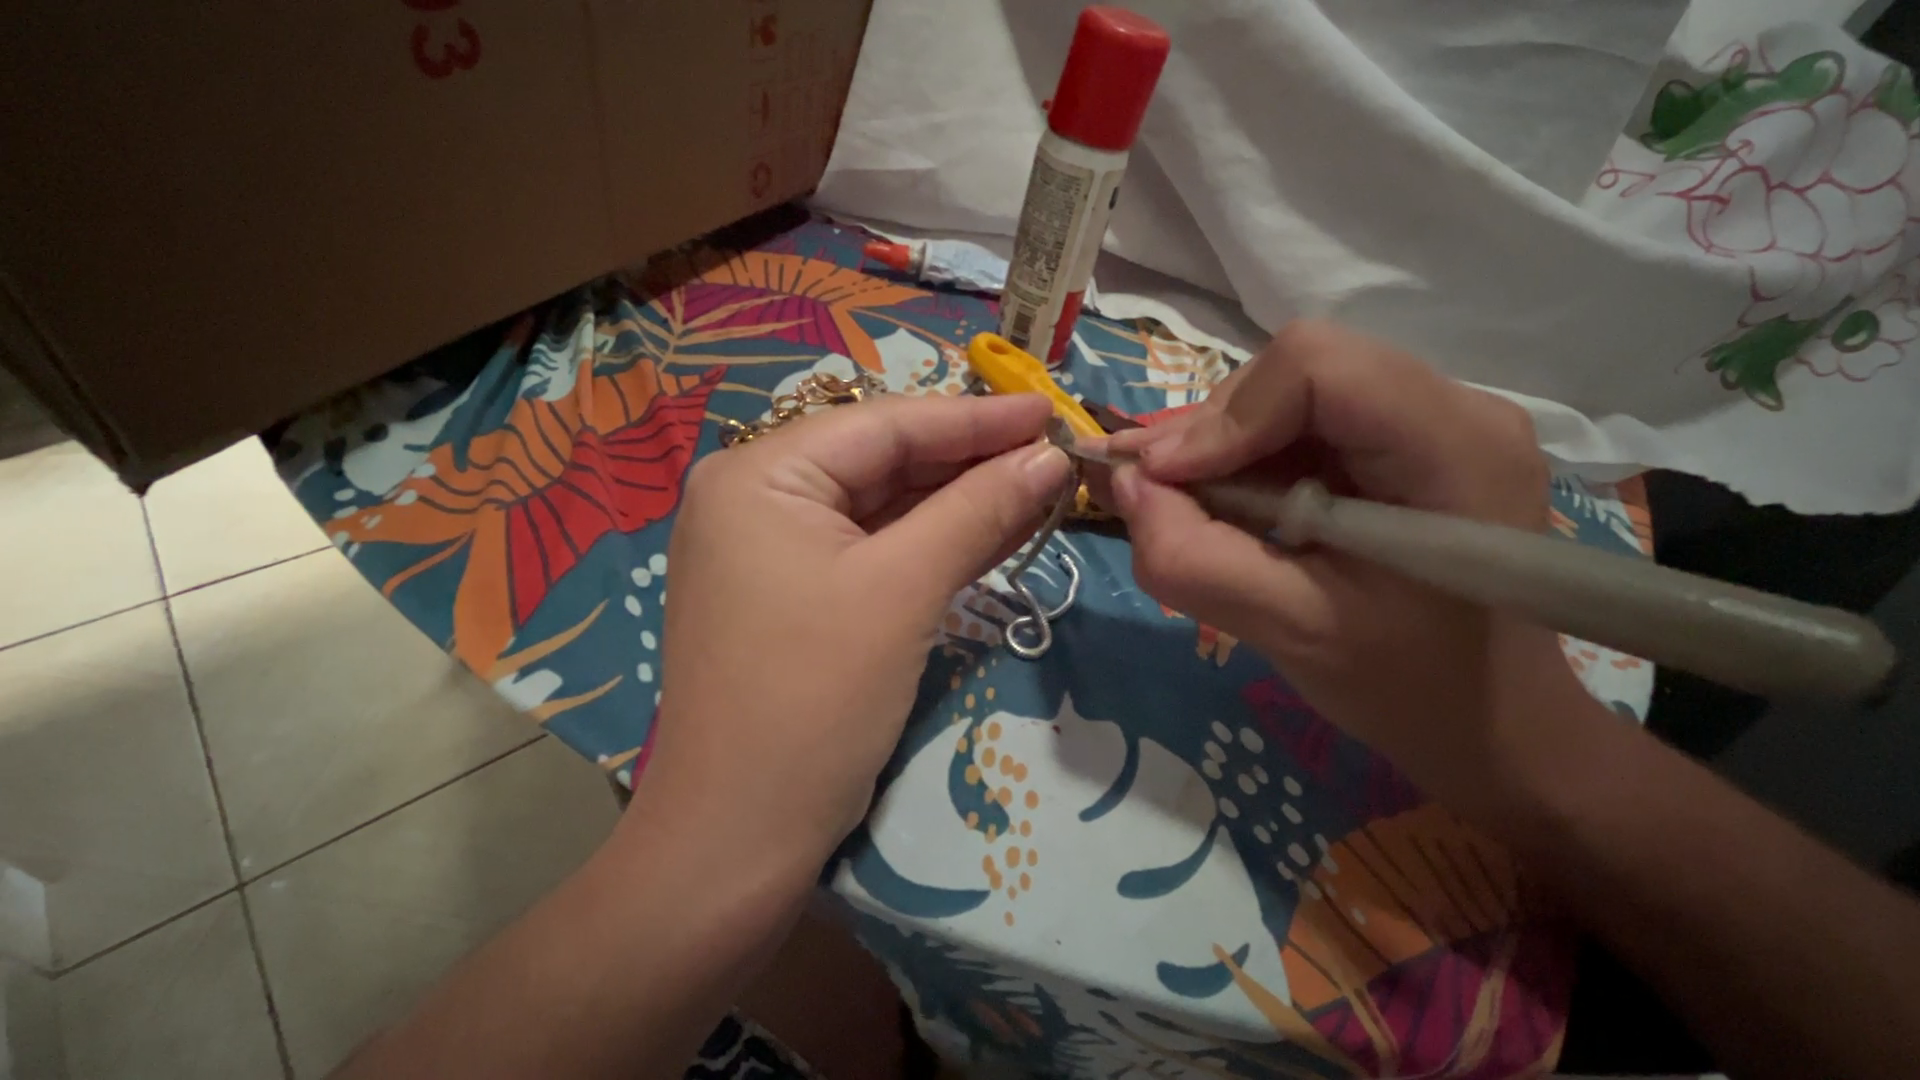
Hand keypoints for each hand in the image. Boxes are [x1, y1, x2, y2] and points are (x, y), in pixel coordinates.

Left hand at [637, 393, 1068, 867]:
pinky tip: (998, 531)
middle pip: (883, 461)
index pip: (885, 424)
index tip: (1052, 411)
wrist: (739, 835)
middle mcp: (757, 498)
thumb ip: (976, 510)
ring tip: (1042, 486)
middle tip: (1056, 452)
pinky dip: (933, 546)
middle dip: (971, 460)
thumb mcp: (902, 592)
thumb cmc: (813, 699)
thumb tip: (1049, 457)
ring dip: (961, 503)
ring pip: (884, 508)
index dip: (977, 417)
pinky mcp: (796, 596)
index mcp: (759, 474)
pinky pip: (874, 553)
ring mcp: (773, 551)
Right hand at [1106, 321, 1583, 794]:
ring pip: (1294, 391)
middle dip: (1214, 431)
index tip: (1163, 481)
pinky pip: (1307, 423)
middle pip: (1300, 370)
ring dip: (1223, 446)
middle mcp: (1455, 408)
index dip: (1226, 416)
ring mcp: (1435, 421)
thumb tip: (1125, 483)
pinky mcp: (1409, 444)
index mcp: (1453, 446)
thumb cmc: (1411, 690)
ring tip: (1177, 502)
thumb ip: (1197, 560)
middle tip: (1154, 494)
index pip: (1317, 367)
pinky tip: (1223, 504)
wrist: (1495, 723)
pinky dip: (1249, 459)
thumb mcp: (1293, 634)